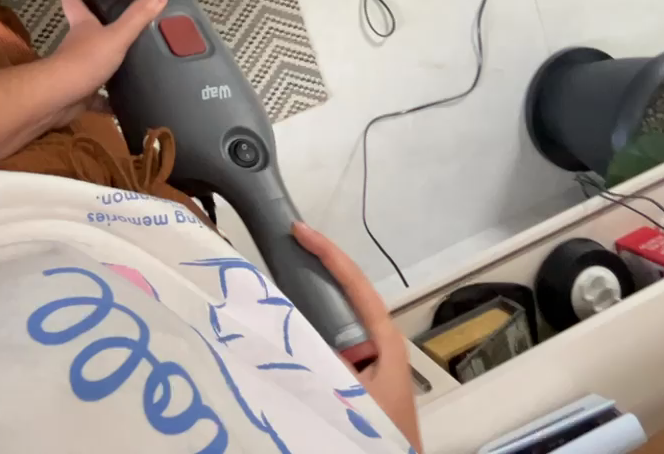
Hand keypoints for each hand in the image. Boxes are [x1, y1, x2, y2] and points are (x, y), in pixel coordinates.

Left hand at [40, 0, 167, 122]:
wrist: (60, 98)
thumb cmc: (84, 60)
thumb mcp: (116, 36)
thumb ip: (138, 17)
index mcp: (82, 25)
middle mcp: (77, 44)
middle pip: (84, 29)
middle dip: (95, 23)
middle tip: (113, 16)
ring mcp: (77, 69)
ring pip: (93, 61)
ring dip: (106, 61)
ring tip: (128, 59)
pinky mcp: (80, 92)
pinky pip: (97, 96)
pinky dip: (108, 101)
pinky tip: (123, 104)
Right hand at [293, 222, 422, 451]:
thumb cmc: (381, 437)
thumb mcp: (353, 401)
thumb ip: (320, 364)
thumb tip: (284, 328)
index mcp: (385, 342)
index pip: (356, 284)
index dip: (328, 253)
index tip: (299, 231)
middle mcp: (378, 343)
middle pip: (345, 292)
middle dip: (316, 264)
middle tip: (283, 243)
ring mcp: (367, 359)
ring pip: (334, 314)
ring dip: (309, 291)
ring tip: (278, 267)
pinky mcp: (353, 376)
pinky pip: (326, 338)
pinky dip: (306, 321)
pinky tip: (283, 319)